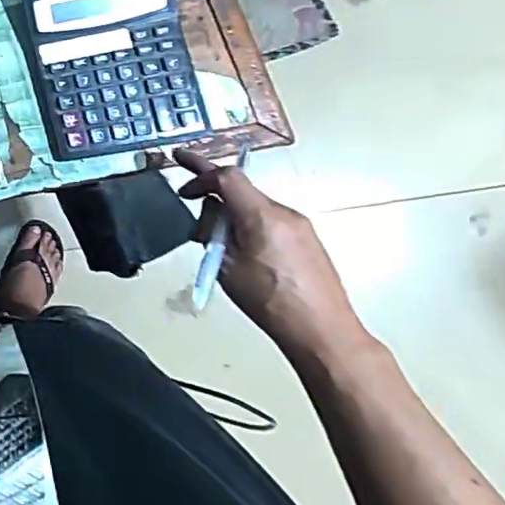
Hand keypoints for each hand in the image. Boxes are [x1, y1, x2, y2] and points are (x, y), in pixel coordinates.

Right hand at [174, 148, 367, 355]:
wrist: (323, 333)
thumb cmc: (273, 304)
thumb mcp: (226, 266)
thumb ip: (213, 230)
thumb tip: (211, 211)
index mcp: (261, 215)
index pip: (226, 176)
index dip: (199, 171)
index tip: (181, 171)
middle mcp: (283, 212)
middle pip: (240, 188)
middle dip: (213, 193)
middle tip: (192, 203)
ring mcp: (299, 225)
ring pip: (254, 205)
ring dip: (232, 213)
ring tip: (219, 246)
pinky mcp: (307, 239)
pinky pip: (270, 220)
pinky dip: (250, 225)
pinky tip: (244, 254)